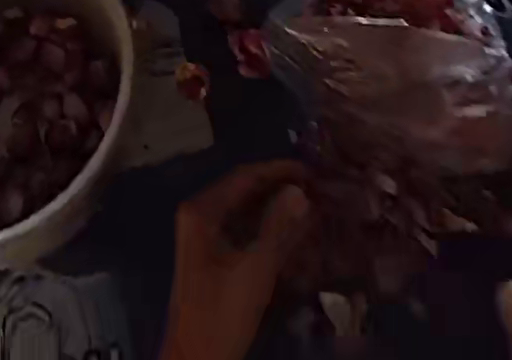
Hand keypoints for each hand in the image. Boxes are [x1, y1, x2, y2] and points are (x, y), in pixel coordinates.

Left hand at [161, 161, 311, 359]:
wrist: (195, 359)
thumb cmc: (222, 313)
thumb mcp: (255, 269)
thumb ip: (278, 228)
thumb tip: (300, 192)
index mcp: (201, 209)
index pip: (243, 176)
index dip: (277, 170)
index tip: (310, 170)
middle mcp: (198, 213)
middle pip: (242, 190)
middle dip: (278, 186)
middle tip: (316, 186)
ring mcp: (202, 233)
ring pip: (243, 210)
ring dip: (274, 206)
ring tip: (310, 204)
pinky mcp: (211, 253)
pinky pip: (240, 228)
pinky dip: (265, 227)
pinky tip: (291, 232)